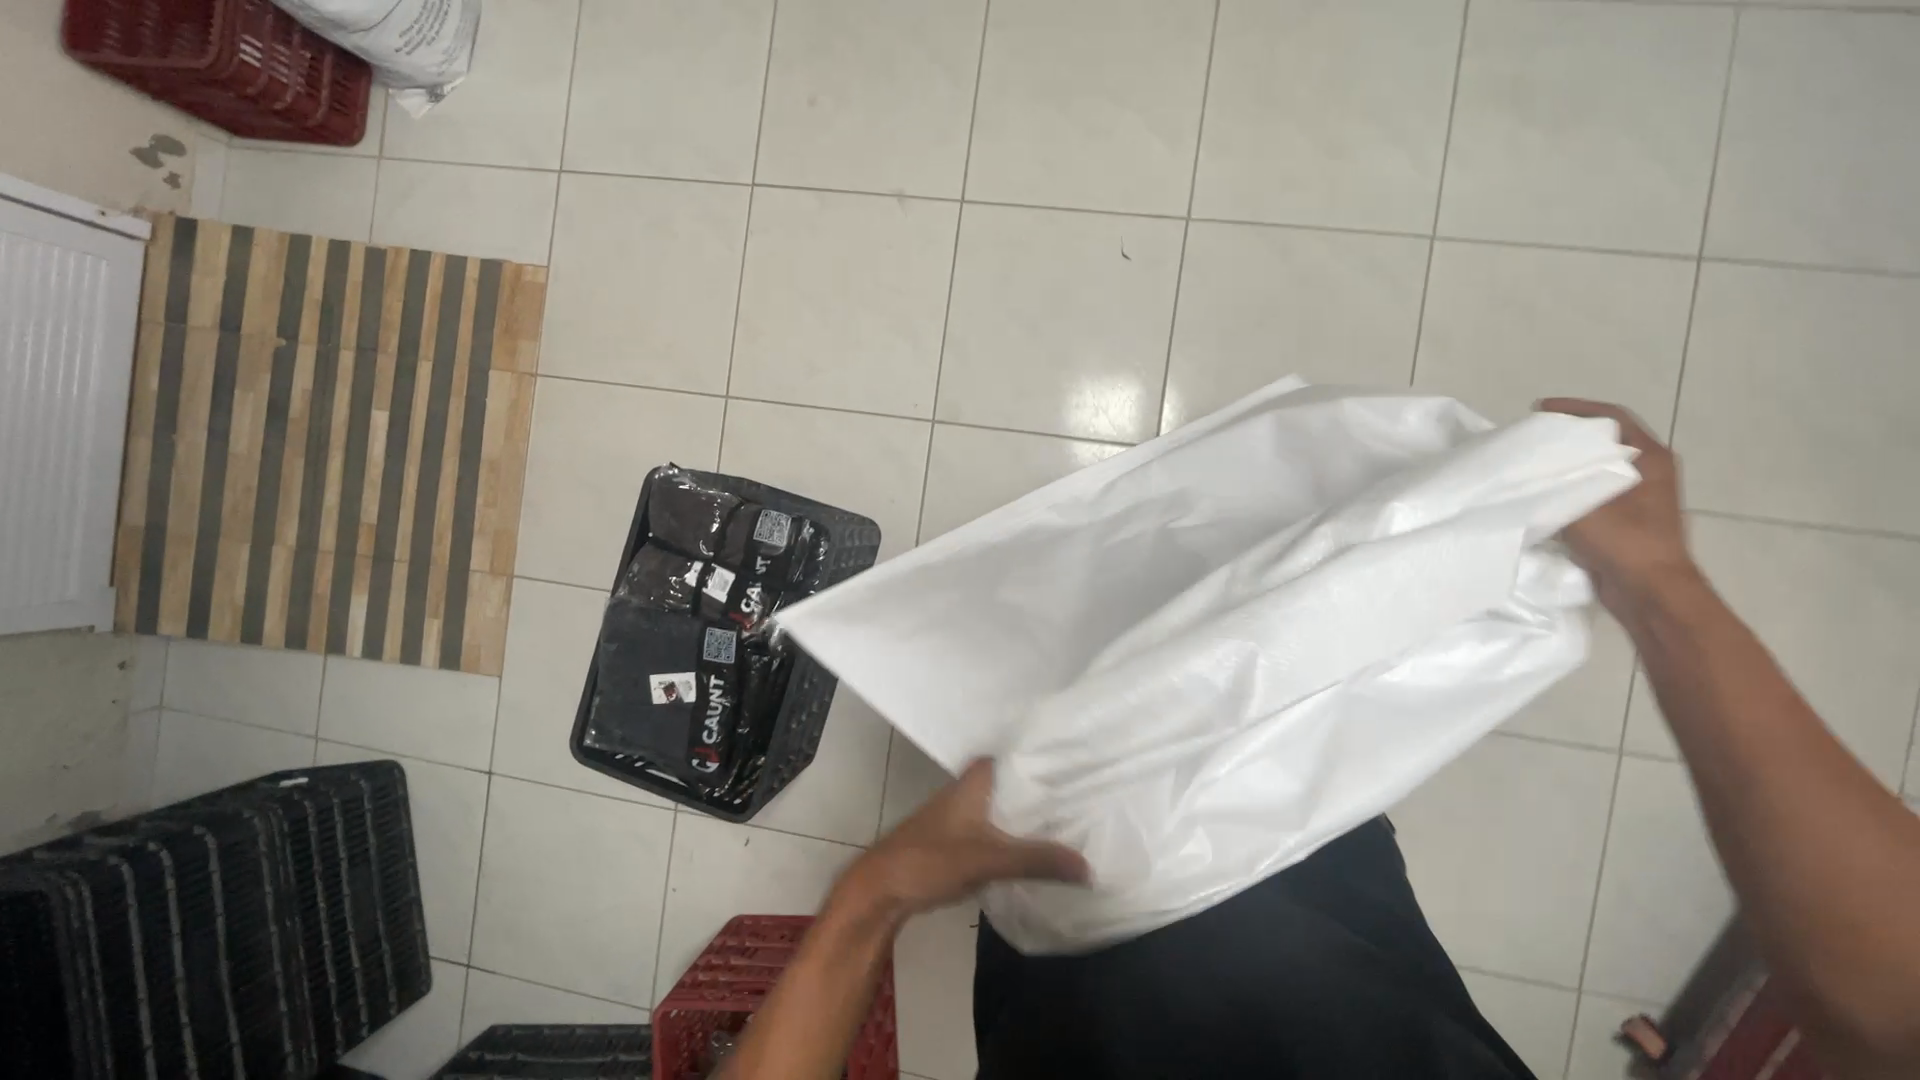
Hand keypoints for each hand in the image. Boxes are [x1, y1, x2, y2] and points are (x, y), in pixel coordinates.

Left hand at [838, 759, 1088, 916]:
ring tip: (1076, 822)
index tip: (1084, 763)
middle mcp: (970, 790)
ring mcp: (964, 816)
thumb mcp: (988, 859)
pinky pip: (999, 831)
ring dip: (1033, 817)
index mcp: (976, 780)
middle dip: (1047, 791)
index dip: (1048, 758)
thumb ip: (1036, 860)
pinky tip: (1042, 851)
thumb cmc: (929, 859)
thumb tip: (1088, 868)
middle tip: (1090, 796)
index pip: (1019, 756)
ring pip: (1008, 809)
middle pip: (1017, 784)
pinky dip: (1019, 837)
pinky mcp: (960, 840)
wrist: (882, 890)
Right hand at [1536, 398, 1701, 609]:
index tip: (1540, 410)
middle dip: (1570, 434)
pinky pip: (1596, 488)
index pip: (1613, 417)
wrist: (1649, 590)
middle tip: (1533, 435)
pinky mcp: (1629, 517)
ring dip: (1570, 461)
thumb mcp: (1585, 501)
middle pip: (1606, 439)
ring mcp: (1641, 496)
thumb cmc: (1624, 542)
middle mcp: (1650, 471)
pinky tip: (1548, 491)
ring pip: (1600, 465)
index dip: (1576, 408)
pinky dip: (1573, 483)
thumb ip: (1560, 480)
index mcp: (1650, 459)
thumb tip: (1527, 465)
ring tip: (1535, 462)